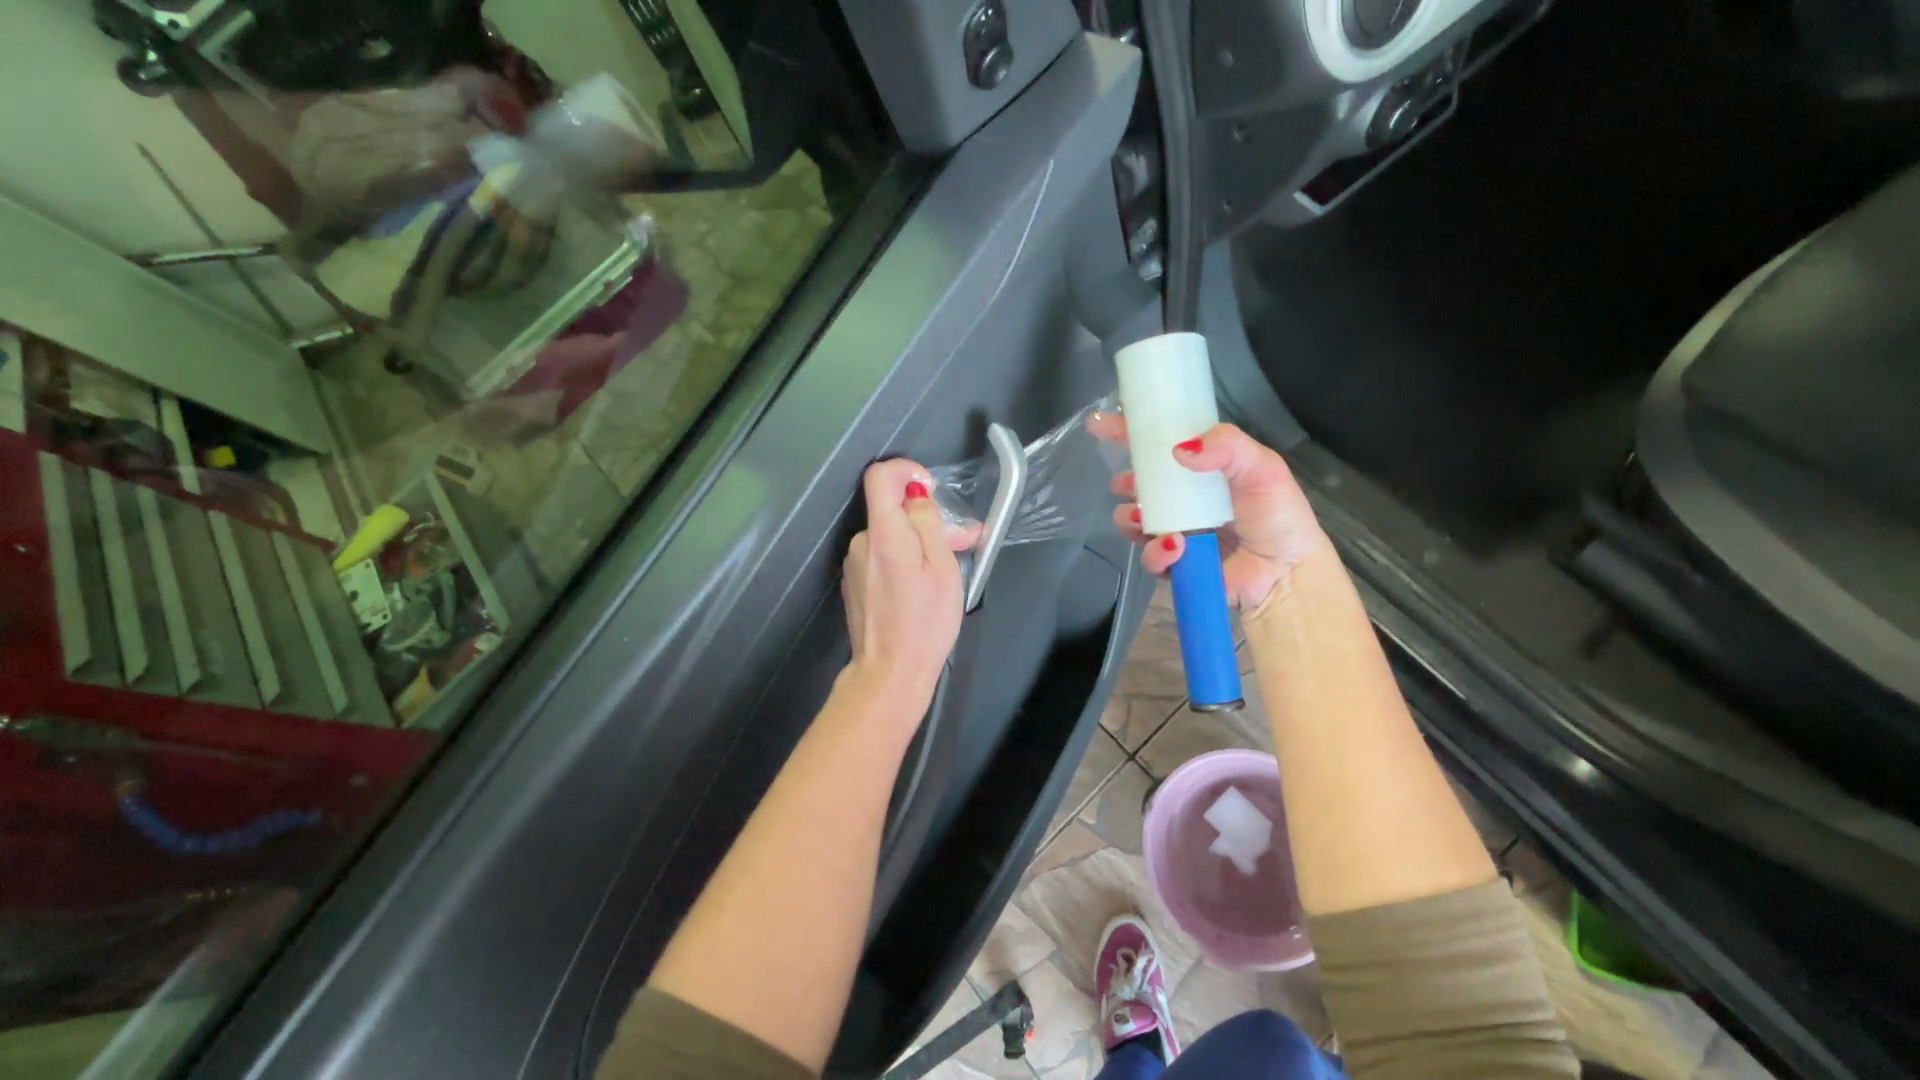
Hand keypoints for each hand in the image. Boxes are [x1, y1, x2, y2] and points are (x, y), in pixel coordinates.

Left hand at [841, 459, 978, 711]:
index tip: (931, 488)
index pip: (880, 476)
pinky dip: (904, 563)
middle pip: (890, 511)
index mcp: (882, 534)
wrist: (890, 673)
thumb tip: (916, 494)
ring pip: (889, 538)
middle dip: (926, 519)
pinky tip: (924, 588)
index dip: (906, 470)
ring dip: (918, 545)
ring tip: (948, 572)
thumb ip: (928, 523)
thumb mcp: (942, 568)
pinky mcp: (855, 586)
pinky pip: (881, 559)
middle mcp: (860, 543)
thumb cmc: (924, 622)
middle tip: (964, 541)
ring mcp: (853, 566)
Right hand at [1089, 414, 1332, 617]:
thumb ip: (1227, 447)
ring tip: (1145, 517)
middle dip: (1124, 481)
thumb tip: (1178, 450)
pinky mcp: (1172, 564)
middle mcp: (1182, 500)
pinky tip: (1177, 546)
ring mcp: (1174, 532)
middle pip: (1136, 483)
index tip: (1099, 424)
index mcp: (1201, 471)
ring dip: (1131, 516)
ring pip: (1131, 520)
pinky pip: (1148, 556)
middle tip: (1127, 482)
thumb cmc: (1279, 517)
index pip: (1158, 446)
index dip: (1128, 433)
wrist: (1287, 574)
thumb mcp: (1263, 468)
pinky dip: (1156, 550)